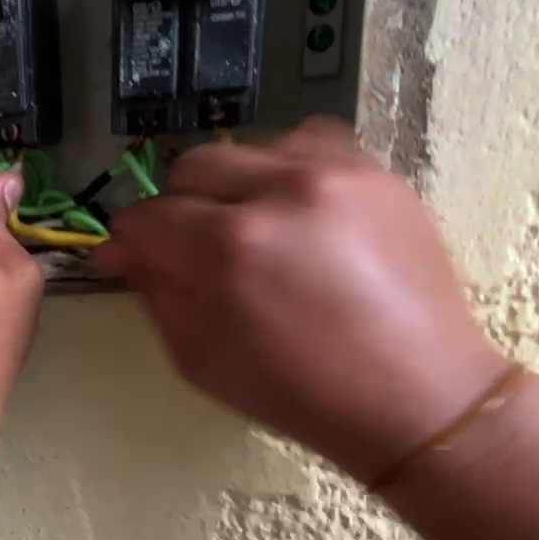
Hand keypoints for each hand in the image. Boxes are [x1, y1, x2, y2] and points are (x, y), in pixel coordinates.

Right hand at [94, 119, 508, 482]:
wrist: (415, 396)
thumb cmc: (298, 392)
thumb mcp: (200, 359)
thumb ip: (155, 294)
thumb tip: (124, 252)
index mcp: (228, 248)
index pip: (147, 217)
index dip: (127, 242)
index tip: (127, 262)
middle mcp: (279, 192)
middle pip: (191, 167)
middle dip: (175, 209)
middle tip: (187, 252)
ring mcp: (336, 172)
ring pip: (247, 148)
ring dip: (230, 188)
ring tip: (247, 233)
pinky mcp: (377, 171)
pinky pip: (307, 143)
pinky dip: (283, 171)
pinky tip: (291, 214)